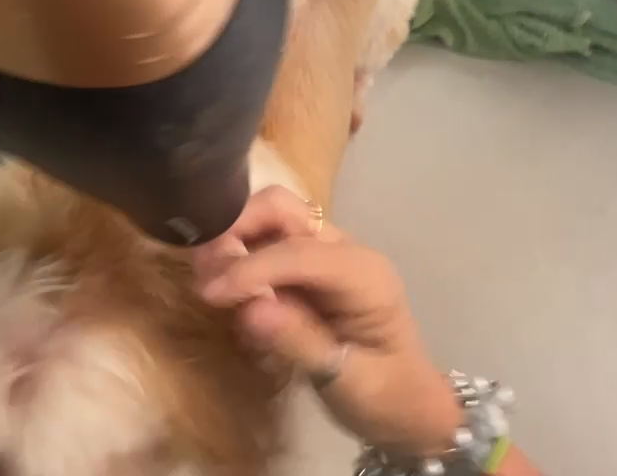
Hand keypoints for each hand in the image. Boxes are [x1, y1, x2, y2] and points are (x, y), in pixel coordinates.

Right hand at [192, 187, 459, 456]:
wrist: (413, 408)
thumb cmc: (388, 399)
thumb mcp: (351, 384)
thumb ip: (300, 341)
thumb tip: (250, 310)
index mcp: (363, 274)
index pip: (297, 252)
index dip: (250, 267)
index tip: (209, 292)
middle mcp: (344, 249)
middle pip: (281, 208)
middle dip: (236, 228)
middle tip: (203, 268)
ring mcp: (327, 251)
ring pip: (271, 215)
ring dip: (234, 235)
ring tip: (207, 275)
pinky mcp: (310, 262)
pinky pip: (269, 239)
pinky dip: (242, 252)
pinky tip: (228, 286)